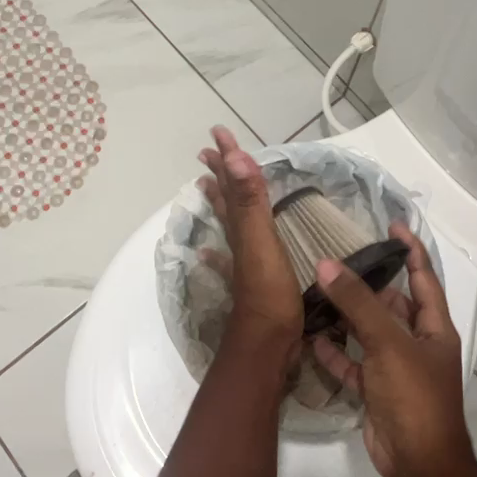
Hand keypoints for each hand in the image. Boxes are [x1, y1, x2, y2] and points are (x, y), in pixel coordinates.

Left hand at [197, 127, 303, 346]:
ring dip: (220, 202)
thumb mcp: (261, 241)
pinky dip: (217, 252)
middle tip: (208, 152)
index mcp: (243, 226)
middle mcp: (238, 239)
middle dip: (220, 173)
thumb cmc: (268, 291)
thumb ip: (250, 201)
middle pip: (226, 198)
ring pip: (228, 223)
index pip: (233, 183)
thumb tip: (235, 159)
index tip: (219, 132)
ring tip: (207, 187)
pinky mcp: (250, 283)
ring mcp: (242, 262)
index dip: (228, 158)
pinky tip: (207, 253)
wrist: (266, 344)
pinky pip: (229, 261)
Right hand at [311, 225, 471, 476]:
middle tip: (334, 261)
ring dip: (345, 317)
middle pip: (390, 304)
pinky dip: (335, 352)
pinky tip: (311, 338)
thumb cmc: (415, 396)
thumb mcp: (388, 343)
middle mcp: (416, 343)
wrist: (419, 465)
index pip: (424, 277)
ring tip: (315, 293)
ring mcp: (396, 368)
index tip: (391, 224)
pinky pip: (353, 364)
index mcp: (433, 327)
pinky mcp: (376, 391)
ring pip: (368, 333)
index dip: (410, 249)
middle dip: (365, 284)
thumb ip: (357, 303)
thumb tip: (325, 264)